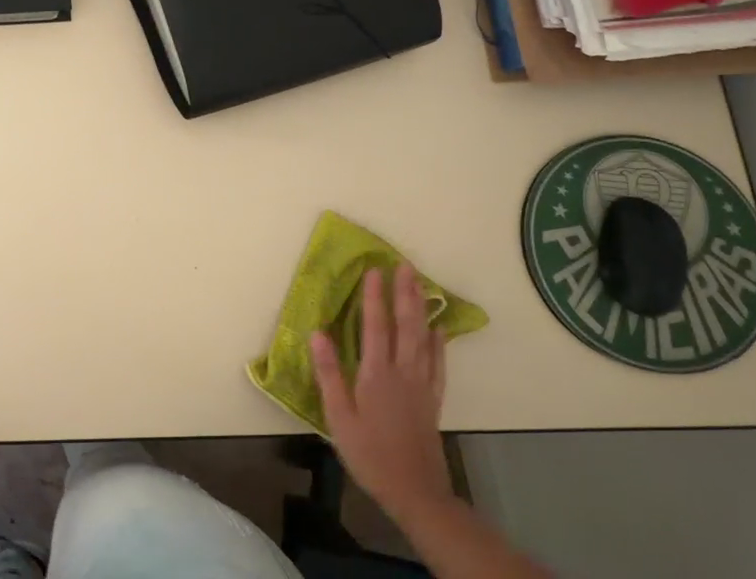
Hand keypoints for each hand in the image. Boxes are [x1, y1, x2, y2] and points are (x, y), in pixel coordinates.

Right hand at [310, 264, 453, 525]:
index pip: (375, 327)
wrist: (415, 490)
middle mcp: (403, 373)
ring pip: (424, 339)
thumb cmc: (368, 453)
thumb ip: (329, 373)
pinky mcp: (432, 399)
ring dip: (422, 310)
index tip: (373, 270)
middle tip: (405, 265)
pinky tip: (438, 331)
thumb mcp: (338, 416)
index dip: (374, 297)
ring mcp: (421, 385)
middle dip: (405, 294)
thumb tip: (317, 333)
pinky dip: (438, 343)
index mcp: (376, 374)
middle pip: (406, 326)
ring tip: (422, 285)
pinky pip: (437, 363)